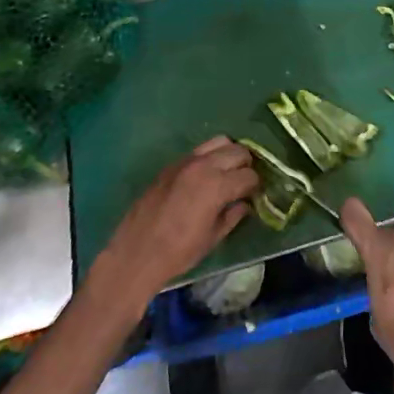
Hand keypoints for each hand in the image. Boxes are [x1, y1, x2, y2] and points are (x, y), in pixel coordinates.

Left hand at [89, 136, 258, 309]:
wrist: (137, 251)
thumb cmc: (179, 251)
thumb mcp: (213, 237)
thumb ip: (233, 215)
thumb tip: (245, 203)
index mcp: (217, 185)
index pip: (249, 175)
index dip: (256, 186)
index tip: (256, 196)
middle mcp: (204, 166)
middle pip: (238, 151)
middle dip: (247, 165)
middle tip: (245, 183)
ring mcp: (186, 161)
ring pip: (219, 142)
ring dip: (229, 154)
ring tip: (229, 173)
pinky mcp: (172, 164)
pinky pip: (199, 150)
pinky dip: (210, 156)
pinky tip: (208, 176)